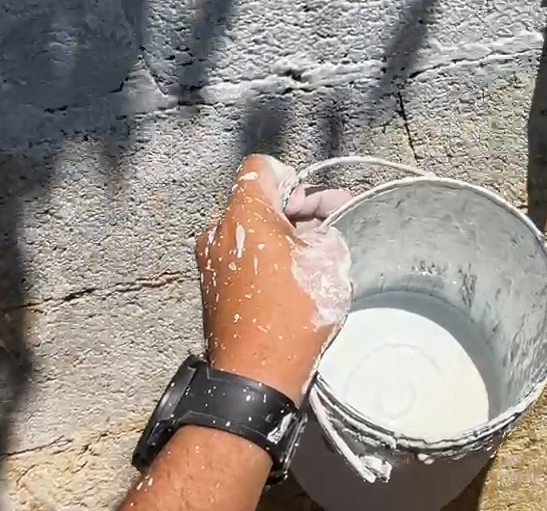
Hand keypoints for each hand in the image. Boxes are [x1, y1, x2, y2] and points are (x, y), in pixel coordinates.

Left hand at [194, 155, 352, 403]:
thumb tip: (319, 225)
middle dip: (299, 205)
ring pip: (254, 227)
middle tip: (335, 220)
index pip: (261, 167)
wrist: (255, 378)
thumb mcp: (327, 259)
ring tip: (320, 248)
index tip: (315, 199)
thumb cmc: (293, 312)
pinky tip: (299, 270)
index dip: (293, 175)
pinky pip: (245, 253)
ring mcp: (211, 260)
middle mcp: (219, 231)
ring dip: (286, 231)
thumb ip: (325, 226)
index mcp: (244, 214)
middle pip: (261, 198)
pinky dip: (270, 254)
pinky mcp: (214, 285)